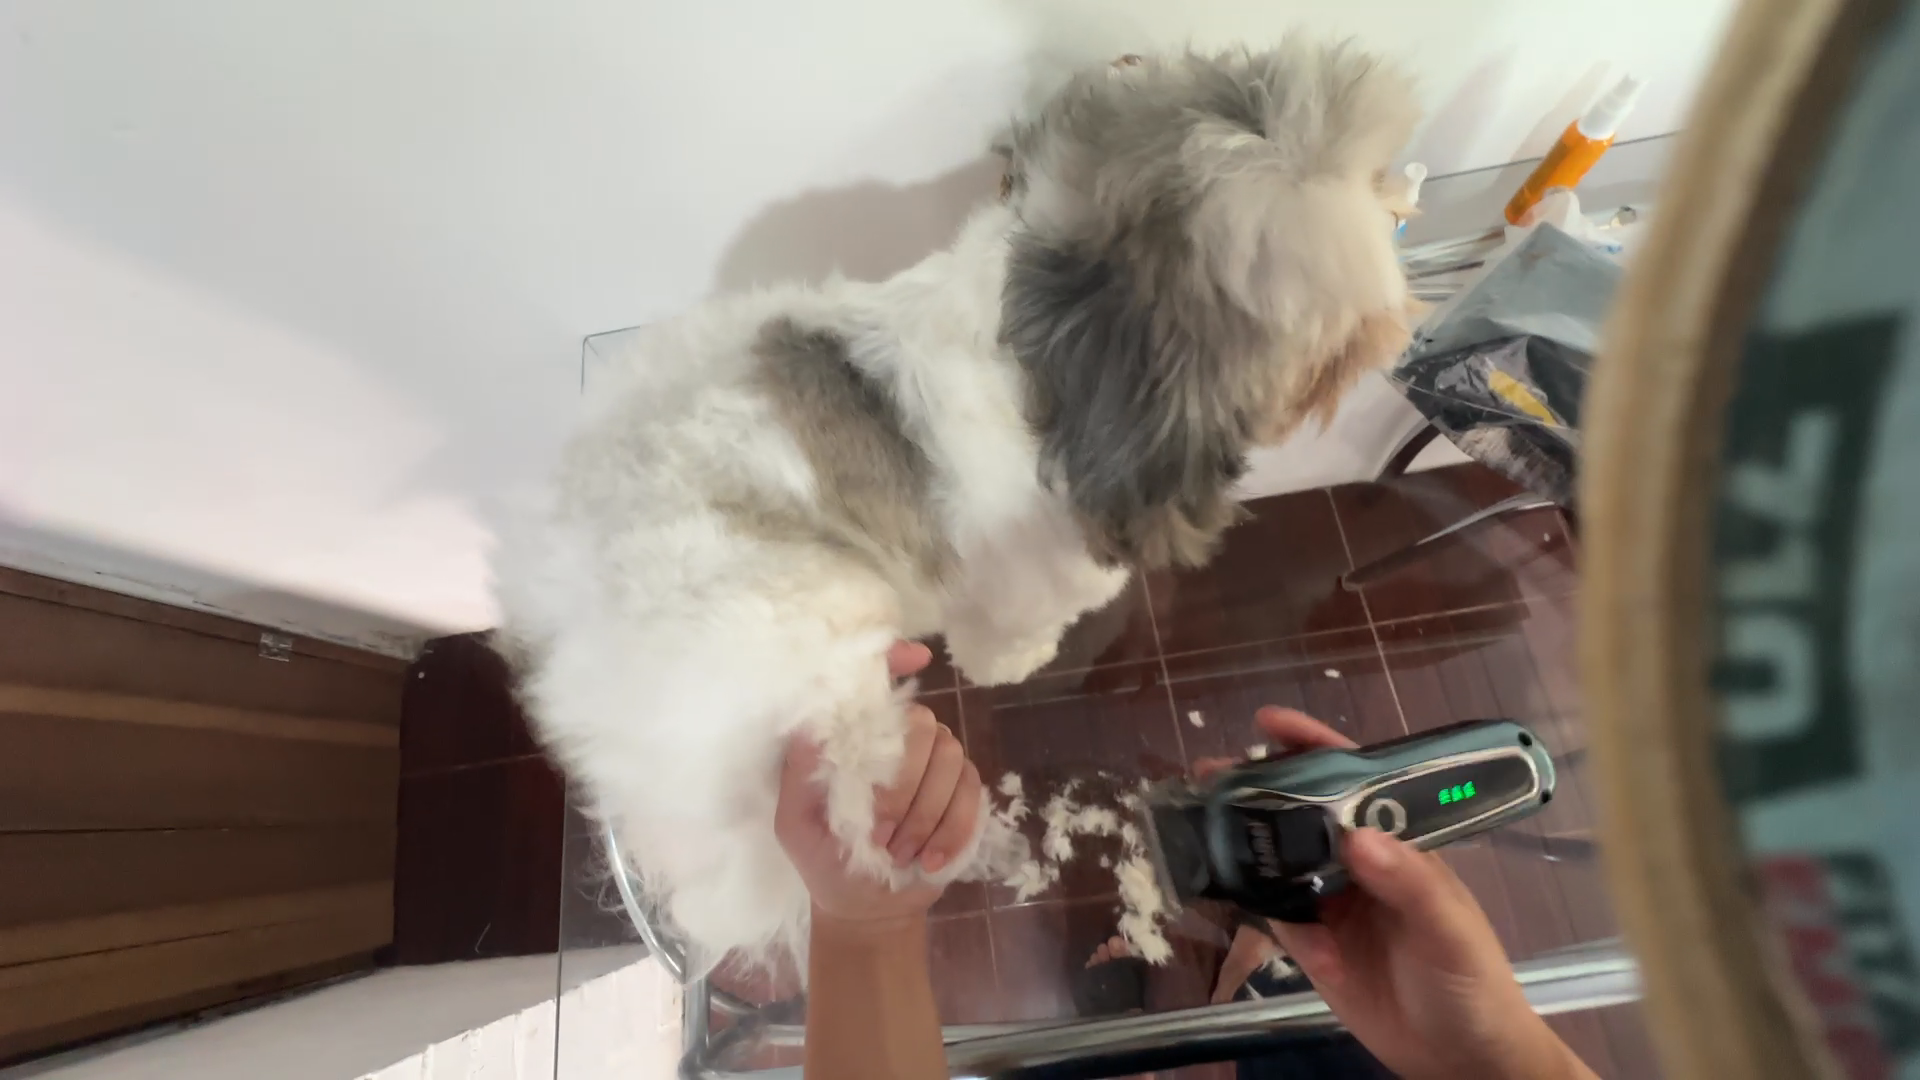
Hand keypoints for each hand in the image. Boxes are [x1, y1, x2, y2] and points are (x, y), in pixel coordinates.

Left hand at [773, 642, 984, 927]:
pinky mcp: (964, 792)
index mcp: (857, 735)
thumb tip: (813, 726)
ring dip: (925, 816)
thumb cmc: (824, 857)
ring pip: (951, 759)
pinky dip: (951, 831)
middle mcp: (902, 738)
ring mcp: (937, 763)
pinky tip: (929, 861)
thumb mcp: (795, 821)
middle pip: (923, 726)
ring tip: (899, 853)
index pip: (878, 682)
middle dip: (904, 786)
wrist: (866, 906)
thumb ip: (800, 773)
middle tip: (880, 834)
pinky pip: (971, 793)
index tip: (921, 658)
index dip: (897, 659)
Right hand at [1223, 708, 1595, 1079]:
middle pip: (1296, 807)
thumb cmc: (1470, 982)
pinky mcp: (1303, 936)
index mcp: (1389, 841)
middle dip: (1254, 782)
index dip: (1308, 744)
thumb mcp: (1449, 929)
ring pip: (1272, 850)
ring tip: (1197, 812)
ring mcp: (1323, 895)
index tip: (1266, 722)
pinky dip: (1244, 891)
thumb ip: (1409, 884)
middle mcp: (1350, 859)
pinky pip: (1265, 904)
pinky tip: (1220, 877)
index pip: (1347, 778)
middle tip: (1209, 771)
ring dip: (1237, 829)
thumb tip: (1354, 837)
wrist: (1460, 1062)